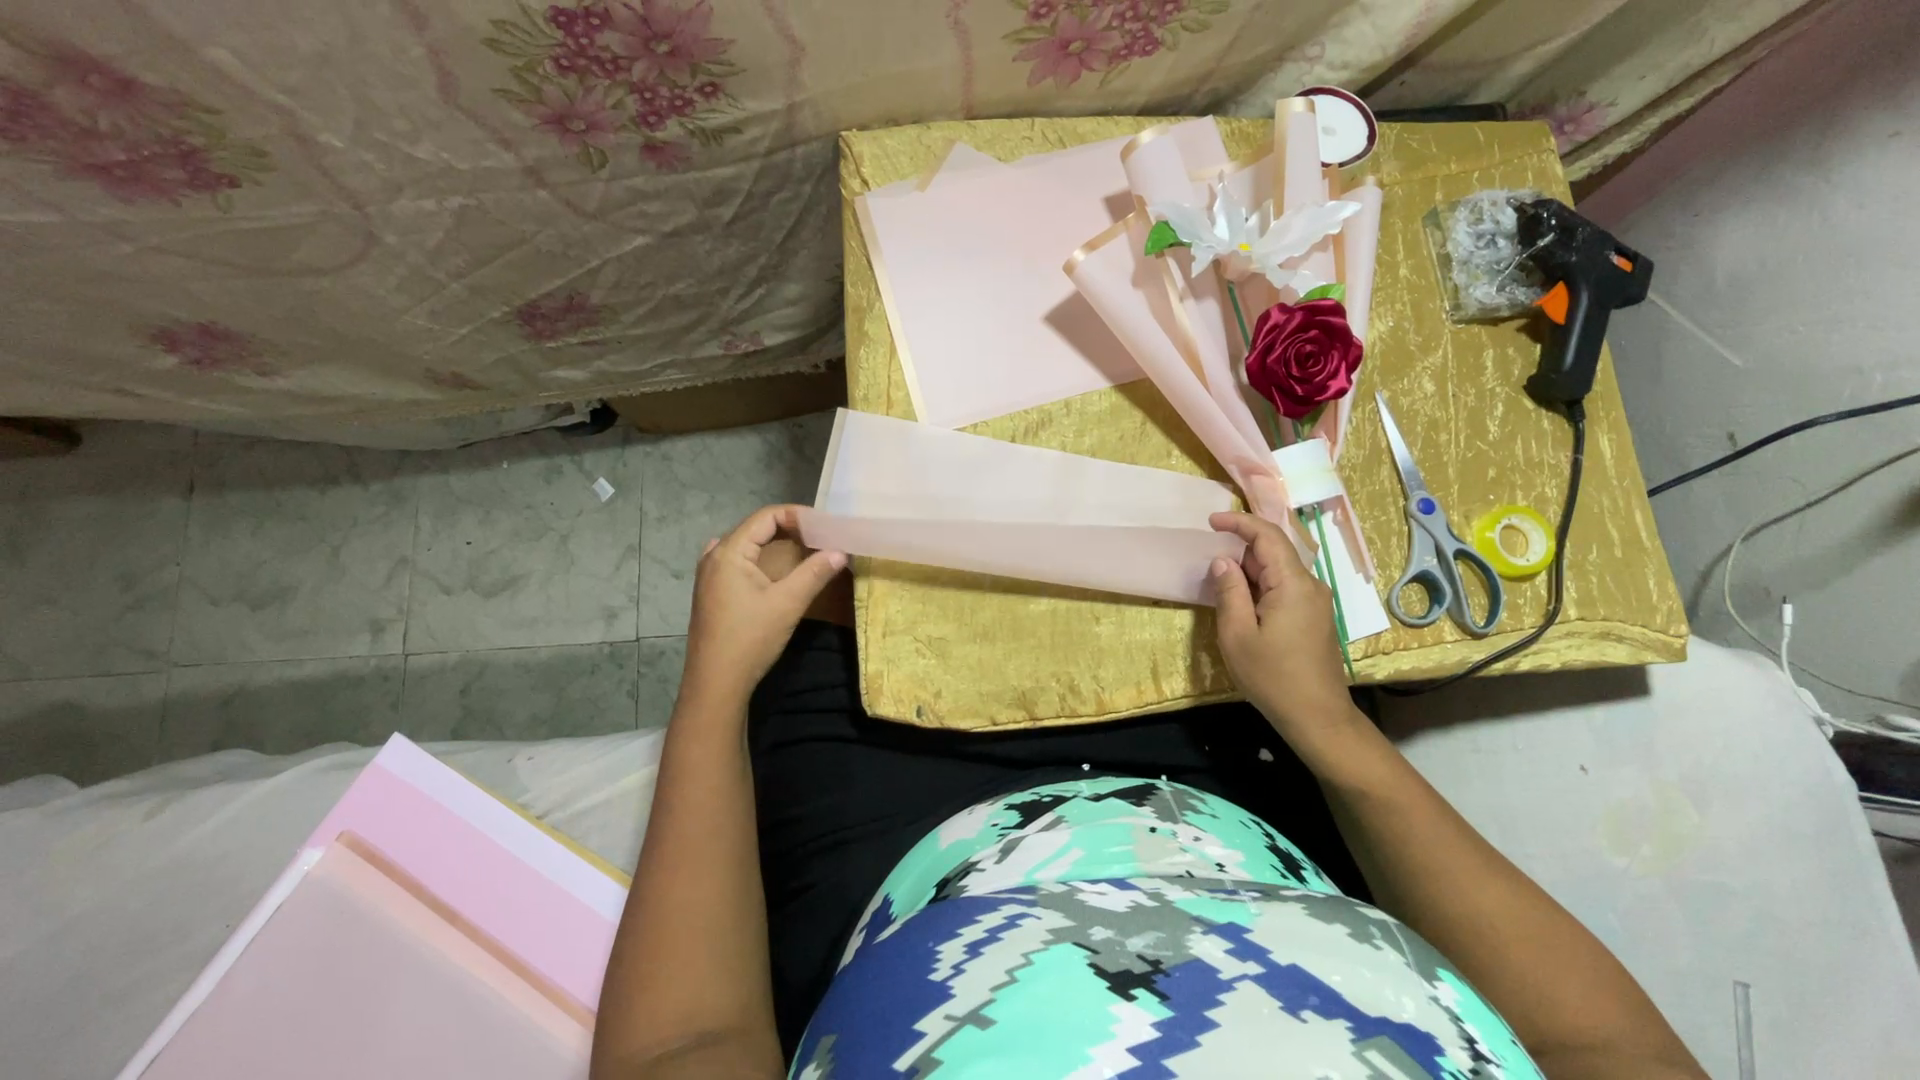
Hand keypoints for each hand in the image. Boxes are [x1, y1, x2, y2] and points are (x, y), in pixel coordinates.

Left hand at [681, 505, 845, 708]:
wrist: (715, 682)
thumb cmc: (750, 638)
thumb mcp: (787, 604)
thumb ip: (814, 573)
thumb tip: (840, 551)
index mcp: (729, 552)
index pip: (766, 516)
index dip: (797, 515)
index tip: (825, 526)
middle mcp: (714, 556)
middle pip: (755, 528)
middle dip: (789, 528)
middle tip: (820, 538)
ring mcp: (708, 575)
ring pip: (746, 545)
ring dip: (774, 543)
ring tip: (803, 550)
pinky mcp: (711, 592)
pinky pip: (737, 561)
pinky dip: (760, 558)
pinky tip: (774, 571)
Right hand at [1207, 511, 1355, 734]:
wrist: (1317, 715)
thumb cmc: (1272, 677)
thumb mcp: (1237, 635)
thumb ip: (1229, 591)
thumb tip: (1223, 561)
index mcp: (1293, 584)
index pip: (1268, 536)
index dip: (1239, 523)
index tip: (1210, 521)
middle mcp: (1311, 585)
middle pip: (1276, 551)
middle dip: (1241, 548)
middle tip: (1209, 559)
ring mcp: (1316, 601)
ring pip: (1280, 570)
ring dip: (1251, 569)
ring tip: (1222, 582)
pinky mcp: (1315, 616)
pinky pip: (1286, 587)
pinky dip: (1262, 585)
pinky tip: (1243, 602)